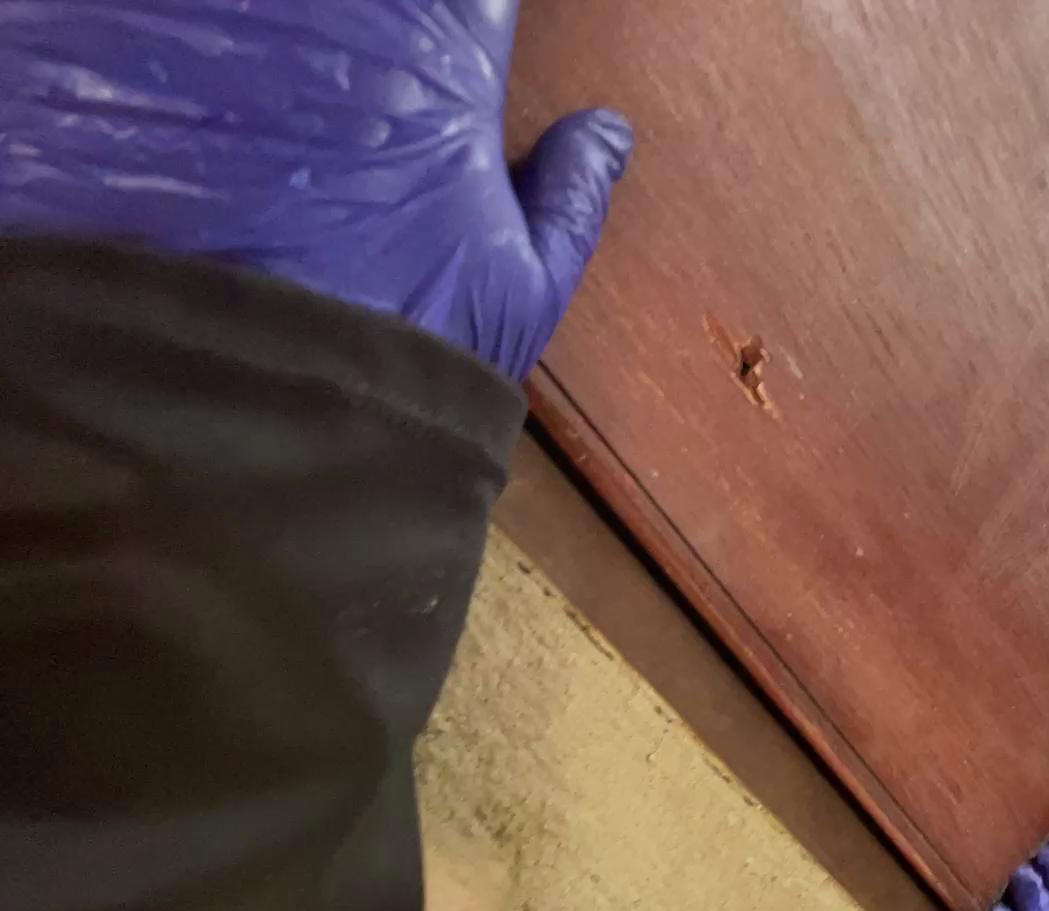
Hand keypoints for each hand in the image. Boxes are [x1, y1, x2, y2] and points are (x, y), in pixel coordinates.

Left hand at [0, 0, 630, 379]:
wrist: (280, 399)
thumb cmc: (423, 341)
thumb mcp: (529, 288)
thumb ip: (573, 198)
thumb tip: (612, 131)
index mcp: (440, 80)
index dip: (470, 12)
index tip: (466, 34)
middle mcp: (330, 30)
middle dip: (377, 24)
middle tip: (383, 72)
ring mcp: (213, 33)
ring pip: (262, 0)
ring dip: (282, 32)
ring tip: (306, 82)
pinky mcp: (101, 54)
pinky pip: (128, 11)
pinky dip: (172, 38)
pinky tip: (201, 68)